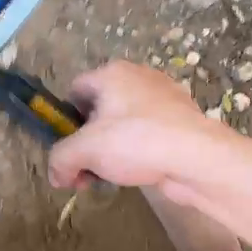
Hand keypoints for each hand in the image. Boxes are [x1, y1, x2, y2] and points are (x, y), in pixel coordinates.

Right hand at [47, 61, 227, 195]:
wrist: (195, 155)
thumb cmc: (136, 141)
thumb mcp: (86, 150)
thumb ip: (60, 159)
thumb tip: (56, 173)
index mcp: (112, 73)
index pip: (75, 89)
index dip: (66, 120)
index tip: (69, 151)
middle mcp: (136, 76)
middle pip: (99, 108)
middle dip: (89, 142)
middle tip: (87, 173)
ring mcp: (161, 94)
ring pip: (124, 121)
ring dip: (112, 149)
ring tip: (113, 177)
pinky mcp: (178, 115)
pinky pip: (147, 130)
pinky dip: (139, 149)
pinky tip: (141, 171)